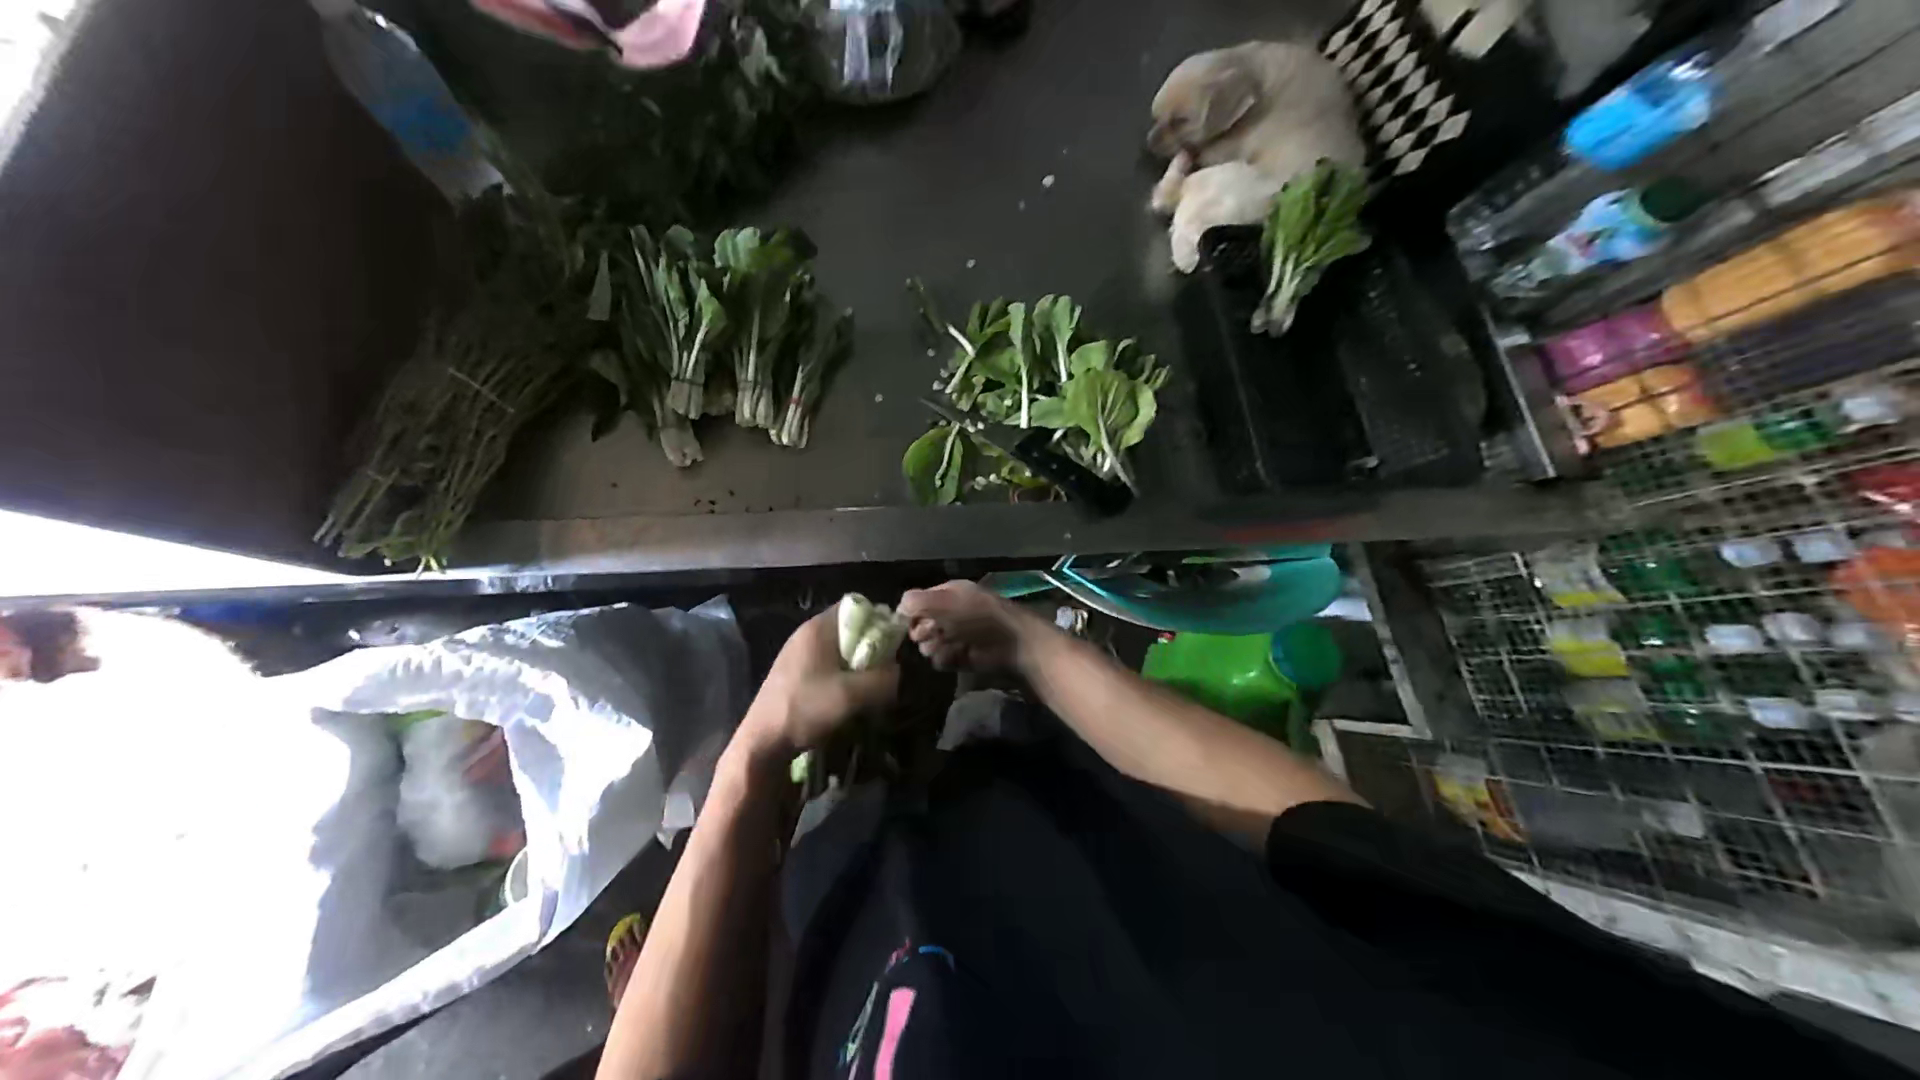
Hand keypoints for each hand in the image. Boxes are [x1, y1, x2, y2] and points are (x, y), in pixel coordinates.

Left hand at [738, 610, 898, 758]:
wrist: (764, 742)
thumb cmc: (807, 709)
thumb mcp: (853, 694)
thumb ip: (883, 679)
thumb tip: (896, 671)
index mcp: (818, 628)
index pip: (856, 607)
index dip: (878, 621)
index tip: (892, 644)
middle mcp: (807, 634)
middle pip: (850, 629)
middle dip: (871, 648)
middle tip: (883, 671)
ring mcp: (799, 654)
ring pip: (841, 650)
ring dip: (858, 667)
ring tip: (869, 688)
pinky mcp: (796, 674)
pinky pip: (829, 666)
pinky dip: (843, 677)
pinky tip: (848, 698)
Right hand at [898, 581, 1038, 672]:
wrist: (1010, 643)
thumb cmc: (976, 615)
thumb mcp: (944, 601)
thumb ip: (916, 601)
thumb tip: (898, 608)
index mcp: (948, 594)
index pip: (918, 601)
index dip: (910, 612)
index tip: (905, 621)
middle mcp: (950, 613)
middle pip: (921, 624)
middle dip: (922, 631)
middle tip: (931, 633)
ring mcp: (956, 636)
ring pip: (928, 644)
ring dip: (933, 646)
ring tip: (945, 645)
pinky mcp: (961, 657)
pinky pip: (941, 659)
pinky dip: (945, 658)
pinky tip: (954, 656)